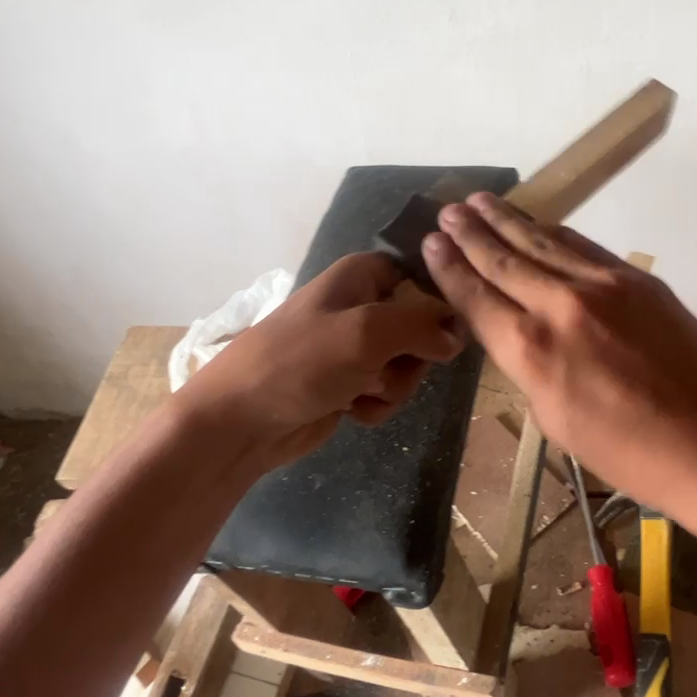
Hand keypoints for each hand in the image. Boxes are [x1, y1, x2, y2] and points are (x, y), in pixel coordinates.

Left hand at [174, 252, 464, 469]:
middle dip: (412, 357)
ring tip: (362, 392)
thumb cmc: (300, 362)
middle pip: (421, 326)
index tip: (442, 334)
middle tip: (386, 368)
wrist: (240, 421)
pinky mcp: (349, 383)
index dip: (436, 305)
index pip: (422, 276)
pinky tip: (352, 410)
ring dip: (393, 386)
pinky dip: (376, 404)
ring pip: (408, 364)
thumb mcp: (367, 333)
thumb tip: (456, 335)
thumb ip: (421, 326)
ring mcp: (354, 347)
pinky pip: (387, 391)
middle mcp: (361, 304)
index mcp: (361, 275)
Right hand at [420, 193, 696, 506]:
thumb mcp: (555, 420)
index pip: (477, 298)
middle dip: (471, 234)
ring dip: (506, 221)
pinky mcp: (636, 278)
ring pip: (541, 242)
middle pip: (503, 259)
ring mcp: (601, 285)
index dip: (450, 268)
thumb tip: (516, 333)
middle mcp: (558, 306)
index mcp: (531, 351)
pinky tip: (537, 223)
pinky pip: (581, 246)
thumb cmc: (629, 453)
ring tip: (479, 202)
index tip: (430, 242)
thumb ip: (527, 366)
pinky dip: (552, 232)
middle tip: (447, 211)